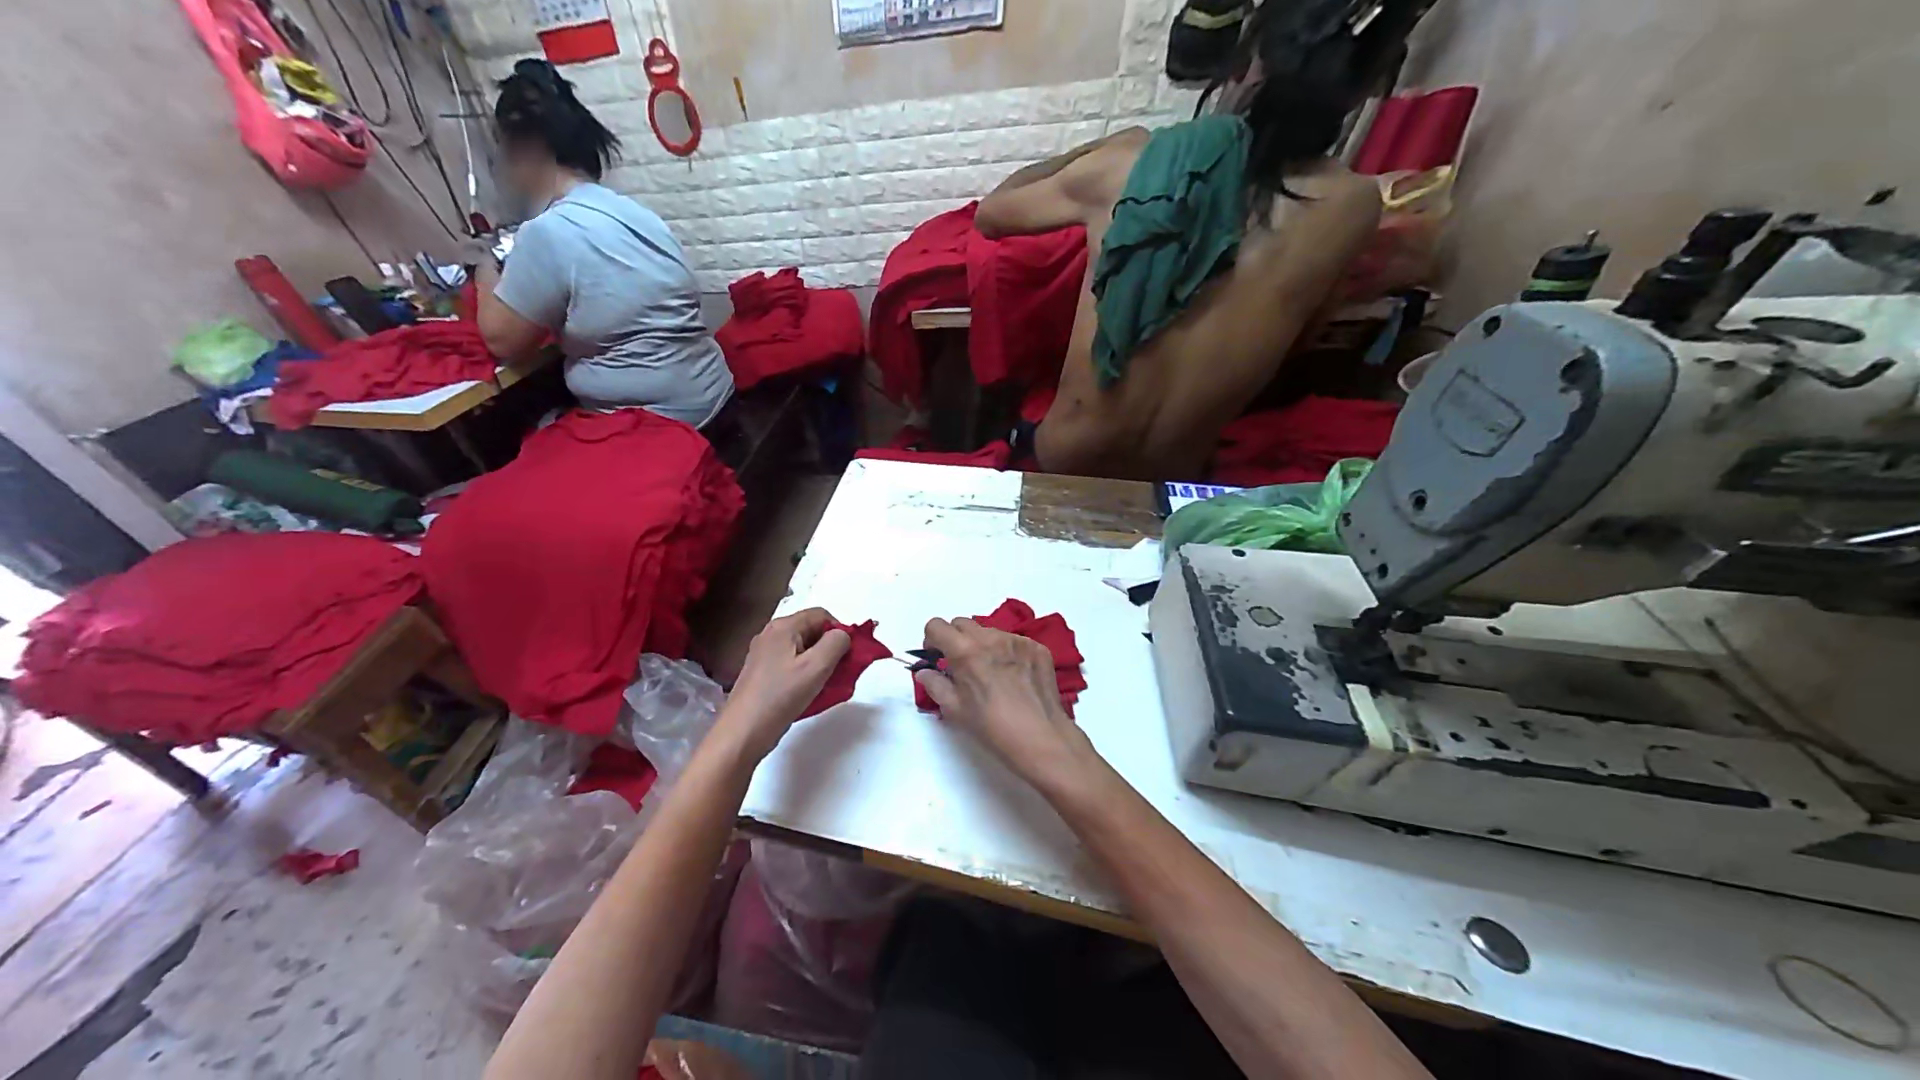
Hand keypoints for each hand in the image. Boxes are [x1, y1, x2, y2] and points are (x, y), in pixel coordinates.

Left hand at [719, 608, 849, 760]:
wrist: (743, 732)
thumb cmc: (781, 696)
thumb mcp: (817, 666)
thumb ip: (836, 643)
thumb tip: (842, 635)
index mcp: (783, 627)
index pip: (822, 615)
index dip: (840, 631)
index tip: (850, 656)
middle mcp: (771, 635)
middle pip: (812, 632)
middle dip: (831, 649)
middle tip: (841, 672)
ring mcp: (764, 655)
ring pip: (803, 650)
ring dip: (821, 664)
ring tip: (828, 685)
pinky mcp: (762, 673)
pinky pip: (792, 665)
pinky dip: (806, 674)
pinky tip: (810, 693)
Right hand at [915, 618, 1090, 787]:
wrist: (1040, 737)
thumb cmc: (992, 727)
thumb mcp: (955, 709)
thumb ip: (935, 684)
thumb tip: (924, 671)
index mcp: (965, 651)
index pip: (936, 626)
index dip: (931, 640)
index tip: (936, 656)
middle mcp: (991, 637)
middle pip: (962, 623)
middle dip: (955, 639)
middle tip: (960, 664)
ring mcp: (1017, 640)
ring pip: (989, 631)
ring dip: (982, 644)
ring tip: (990, 672)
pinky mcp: (1037, 647)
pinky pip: (1014, 641)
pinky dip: (1006, 652)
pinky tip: (1012, 676)